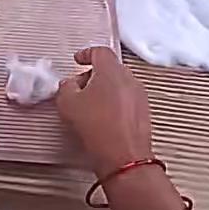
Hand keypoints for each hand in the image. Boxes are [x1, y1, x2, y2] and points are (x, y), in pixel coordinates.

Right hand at [55, 46, 154, 175]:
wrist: (123, 157)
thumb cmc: (98, 128)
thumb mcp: (68, 103)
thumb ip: (66, 87)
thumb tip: (69, 86)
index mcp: (111, 71)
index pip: (100, 52)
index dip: (86, 54)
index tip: (78, 60)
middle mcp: (129, 80)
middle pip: (110, 68)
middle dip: (93, 75)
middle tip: (78, 87)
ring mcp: (139, 96)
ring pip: (119, 85)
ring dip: (103, 90)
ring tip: (88, 106)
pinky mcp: (143, 113)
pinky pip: (126, 100)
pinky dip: (113, 103)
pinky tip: (101, 119)